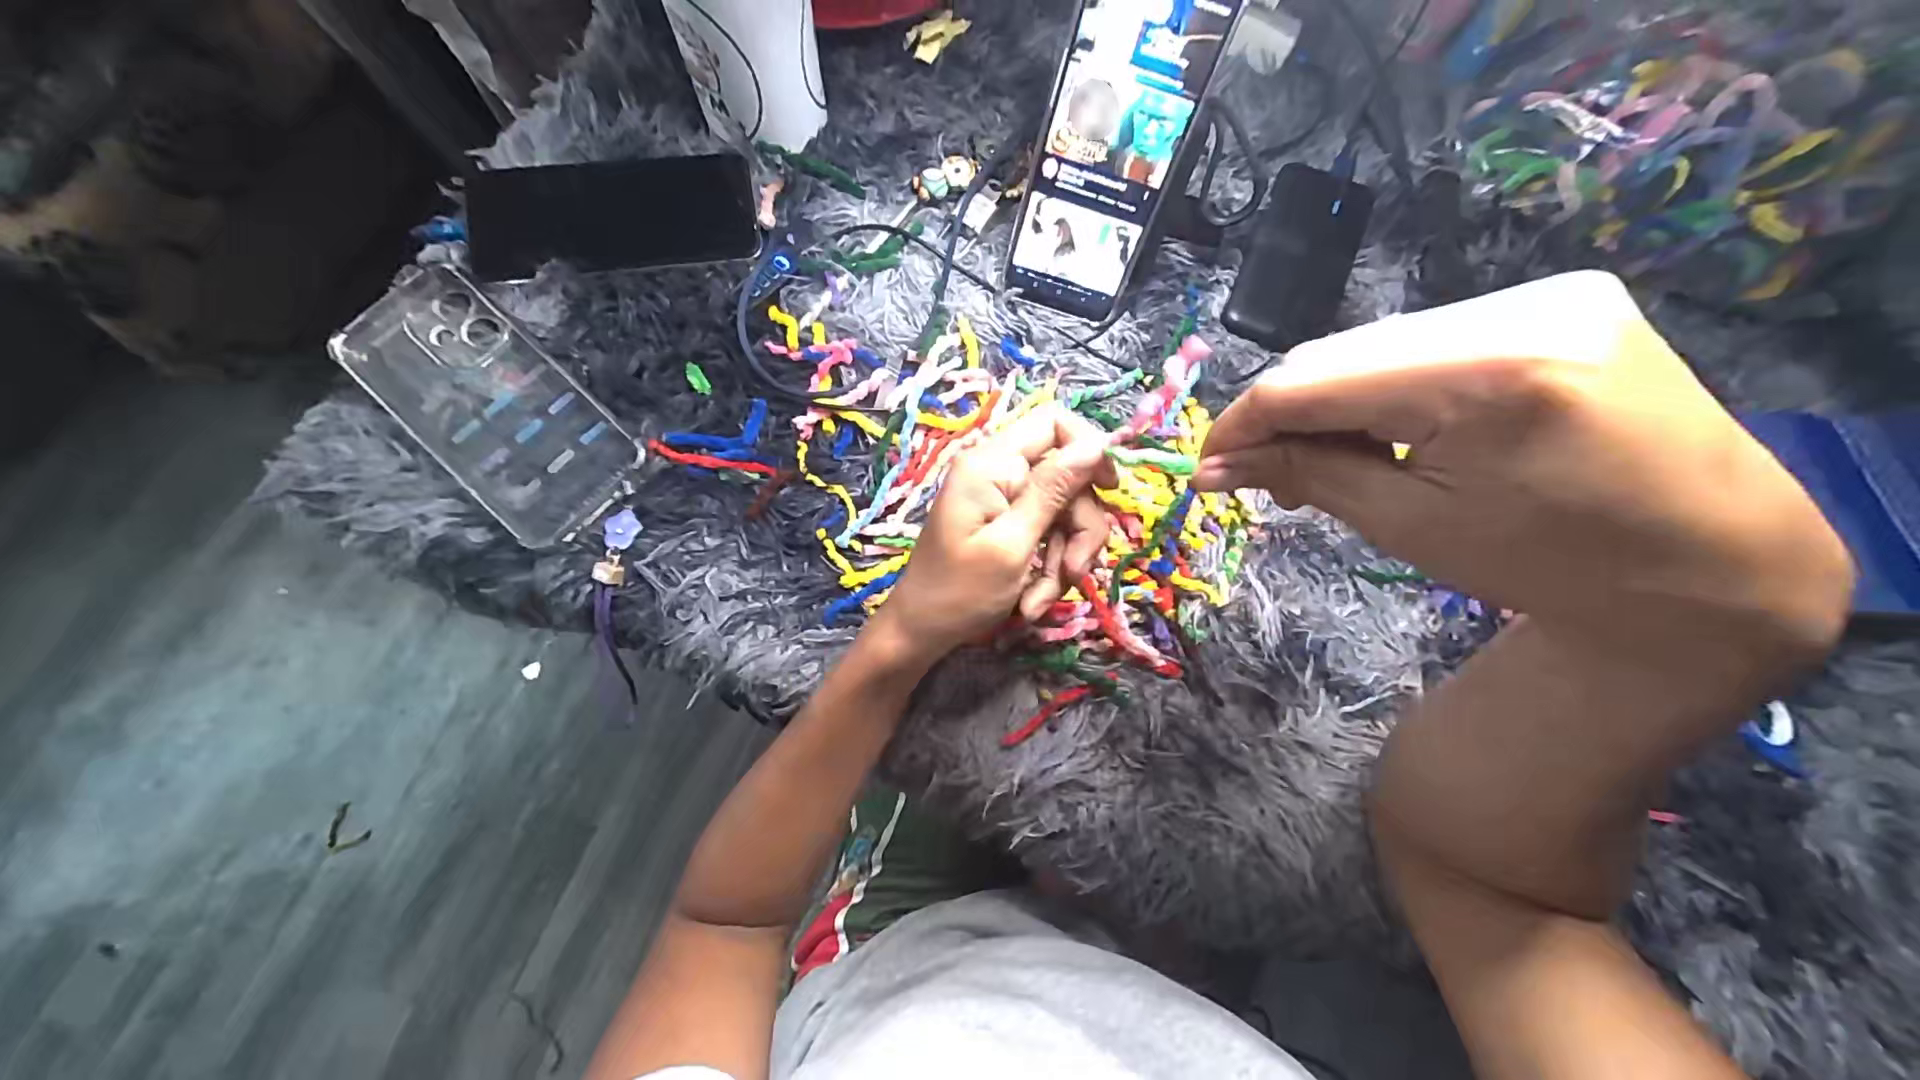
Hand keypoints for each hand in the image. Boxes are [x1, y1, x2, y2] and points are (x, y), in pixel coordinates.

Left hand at [870, 404, 1116, 668]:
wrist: (921, 633)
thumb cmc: (960, 593)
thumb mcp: (1013, 544)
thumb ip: (1053, 491)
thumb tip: (1095, 444)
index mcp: (991, 463)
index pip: (1055, 422)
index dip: (1090, 450)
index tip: (1109, 491)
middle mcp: (998, 472)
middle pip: (1068, 477)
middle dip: (1077, 530)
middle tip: (1071, 572)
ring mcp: (1002, 500)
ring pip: (1064, 513)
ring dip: (1063, 559)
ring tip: (1038, 599)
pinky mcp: (1006, 525)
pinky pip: (1047, 535)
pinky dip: (1047, 569)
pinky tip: (1030, 601)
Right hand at [1195, 271, 1850, 665]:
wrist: (1711, 562)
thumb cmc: (1548, 565)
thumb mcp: (1407, 525)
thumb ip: (1302, 476)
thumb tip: (1212, 469)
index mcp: (1487, 375)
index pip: (1311, 379)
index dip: (1242, 422)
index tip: (1207, 466)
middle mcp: (1520, 308)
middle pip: (1339, 354)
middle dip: (1285, 416)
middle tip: (1265, 477)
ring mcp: (1547, 293)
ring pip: (1376, 344)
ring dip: (1330, 401)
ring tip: (1327, 459)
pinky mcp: (1559, 299)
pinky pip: (1424, 338)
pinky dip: (1381, 385)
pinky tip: (1385, 428)